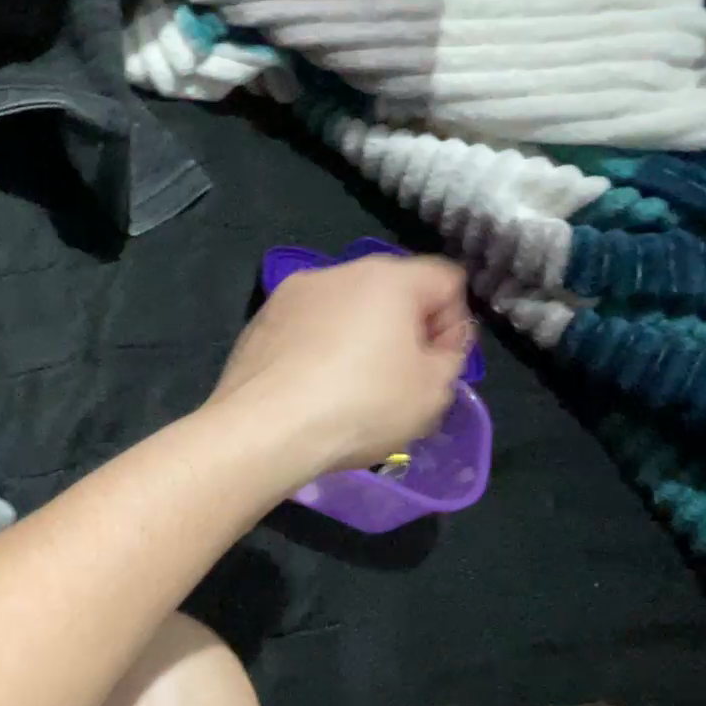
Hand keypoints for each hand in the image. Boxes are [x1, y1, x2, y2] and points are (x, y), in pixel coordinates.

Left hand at [204, 255, 472, 472]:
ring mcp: (284, 299)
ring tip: (346, 393)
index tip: (438, 368)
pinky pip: (299, 336)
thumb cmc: (358, 406)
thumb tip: (430, 347)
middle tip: (396, 383)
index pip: (445, 282)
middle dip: (398, 333)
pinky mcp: (253, 328)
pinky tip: (307, 395)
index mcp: (387, 275)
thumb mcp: (434, 391)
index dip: (452, 325)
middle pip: (386, 294)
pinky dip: (311, 357)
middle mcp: (332, 273)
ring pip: (338, 315)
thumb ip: (447, 358)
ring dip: (352, 344)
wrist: (260, 431)